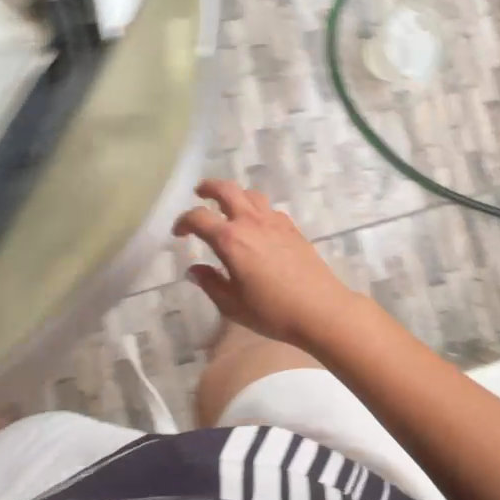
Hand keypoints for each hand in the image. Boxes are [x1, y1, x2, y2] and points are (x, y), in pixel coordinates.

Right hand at [172, 180, 367, 349]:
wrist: (320, 309)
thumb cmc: (272, 311)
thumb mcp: (232, 305)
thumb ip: (210, 284)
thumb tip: (195, 270)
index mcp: (230, 240)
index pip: (198, 218)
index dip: (183, 222)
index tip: (178, 233)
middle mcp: (250, 222)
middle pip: (226, 189)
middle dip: (208, 188)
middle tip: (199, 193)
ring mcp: (274, 221)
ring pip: (250, 194)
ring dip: (235, 195)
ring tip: (228, 207)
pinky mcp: (292, 228)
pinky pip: (269, 208)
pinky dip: (256, 209)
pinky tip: (257, 226)